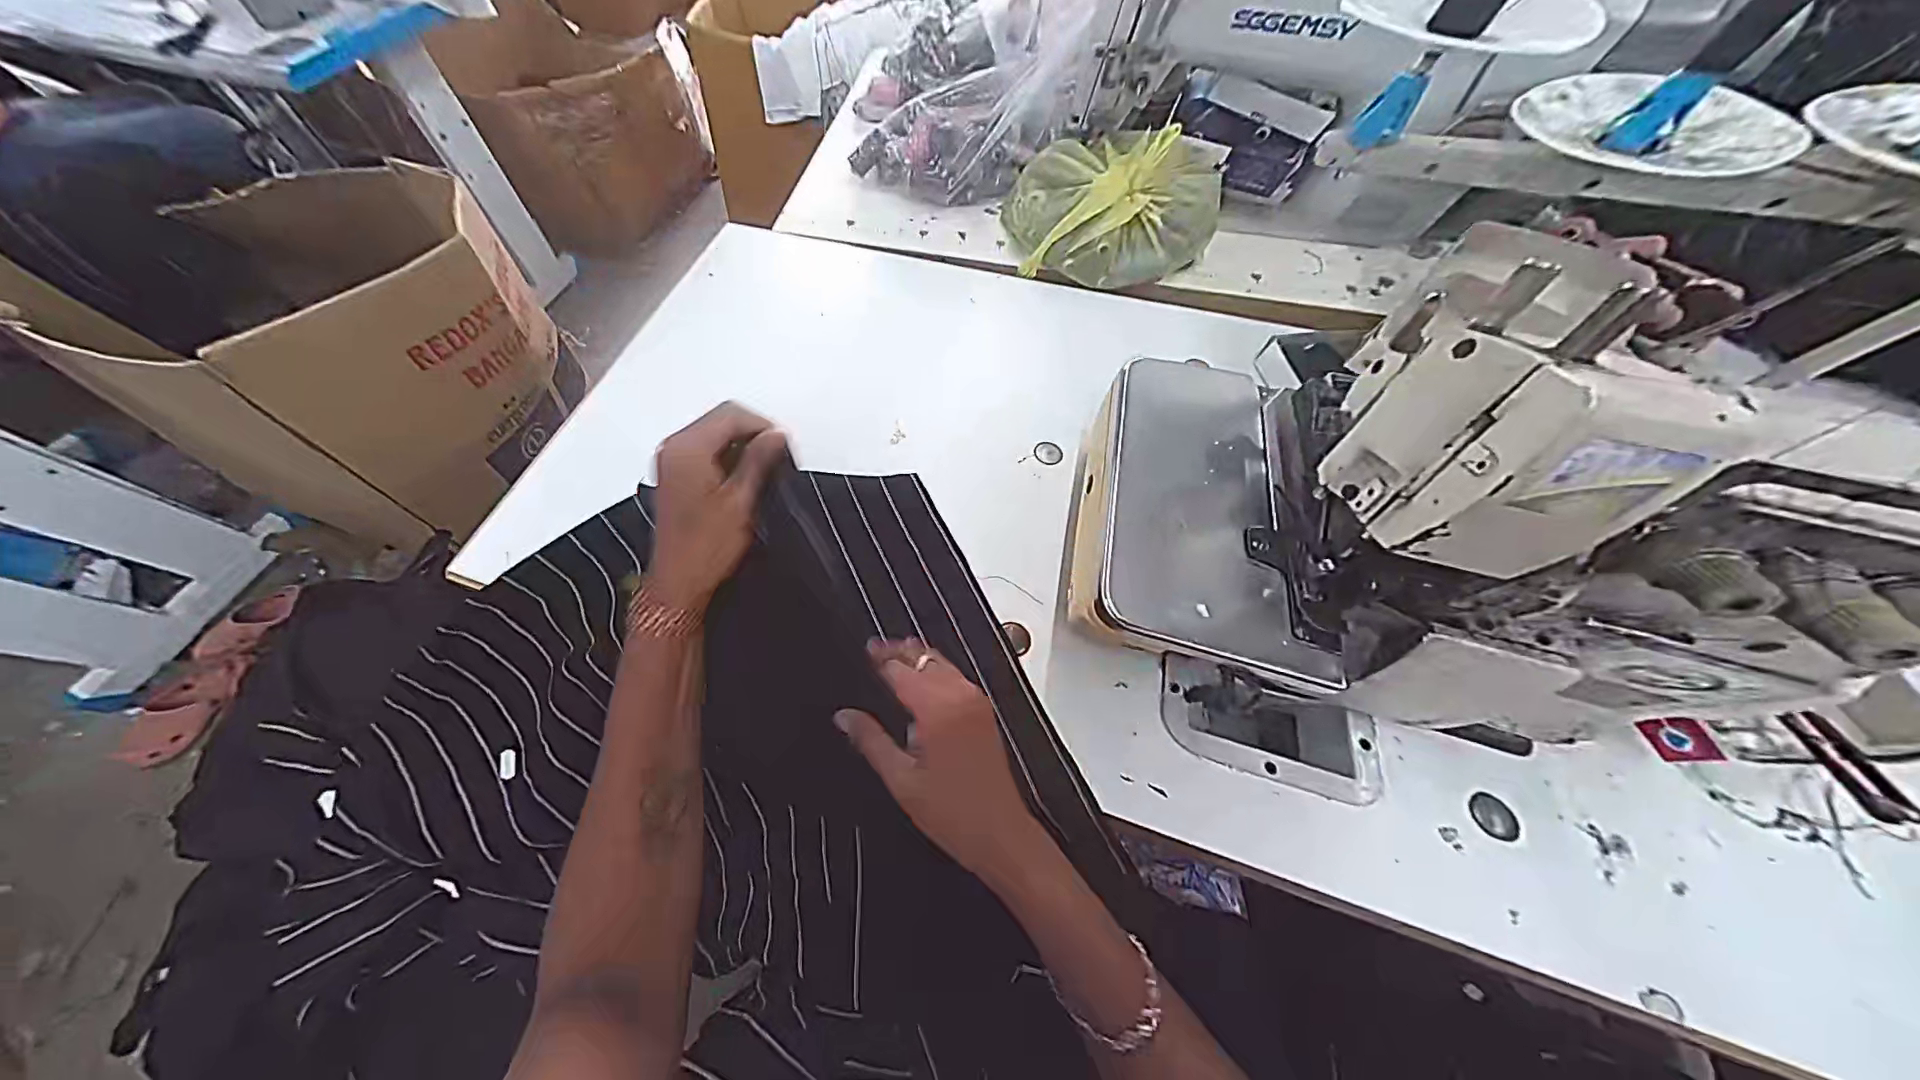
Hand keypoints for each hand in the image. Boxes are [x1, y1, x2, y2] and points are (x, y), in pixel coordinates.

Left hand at [647, 402, 787, 610]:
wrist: (680, 580)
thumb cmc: (705, 548)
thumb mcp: (742, 501)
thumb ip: (759, 461)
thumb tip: (777, 435)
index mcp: (687, 449)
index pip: (731, 415)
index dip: (763, 426)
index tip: (783, 446)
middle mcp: (674, 448)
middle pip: (721, 419)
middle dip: (753, 433)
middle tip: (778, 457)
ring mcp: (672, 460)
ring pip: (715, 433)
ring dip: (742, 445)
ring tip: (763, 471)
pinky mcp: (675, 474)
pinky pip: (706, 449)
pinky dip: (728, 456)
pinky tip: (743, 479)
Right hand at [835, 639, 1047, 883]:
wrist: (1000, 833)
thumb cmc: (955, 814)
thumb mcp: (901, 779)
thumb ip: (870, 741)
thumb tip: (845, 717)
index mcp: (938, 709)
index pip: (901, 670)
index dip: (880, 659)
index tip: (864, 652)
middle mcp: (961, 697)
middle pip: (924, 658)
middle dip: (899, 652)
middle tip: (875, 649)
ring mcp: (977, 702)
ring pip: (942, 664)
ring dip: (918, 659)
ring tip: (894, 661)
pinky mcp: (984, 712)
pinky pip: (956, 678)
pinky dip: (936, 672)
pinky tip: (921, 685)